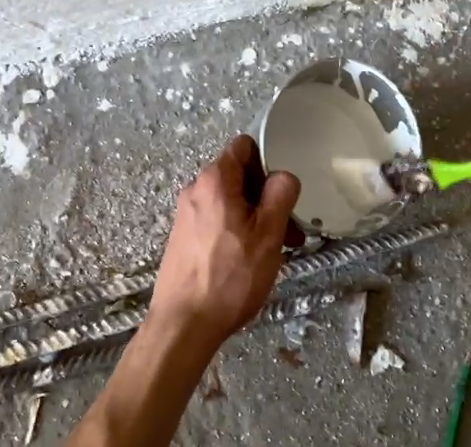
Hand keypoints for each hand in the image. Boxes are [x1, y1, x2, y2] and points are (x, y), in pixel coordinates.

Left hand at [147, 135, 300, 343]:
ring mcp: (186, 214)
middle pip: (238, 175)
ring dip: (254, 218)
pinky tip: (247, 262)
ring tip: (273, 252)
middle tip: (288, 232)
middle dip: (266, 198)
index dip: (268, 162)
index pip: (244, 146)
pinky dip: (236, 231)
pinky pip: (216, 220)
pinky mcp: (182, 237)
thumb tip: (283, 176)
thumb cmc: (230, 276)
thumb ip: (280, 195)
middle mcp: (196, 188)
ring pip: (229, 201)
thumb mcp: (268, 234)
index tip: (282, 192)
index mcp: (215, 179)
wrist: (183, 325)